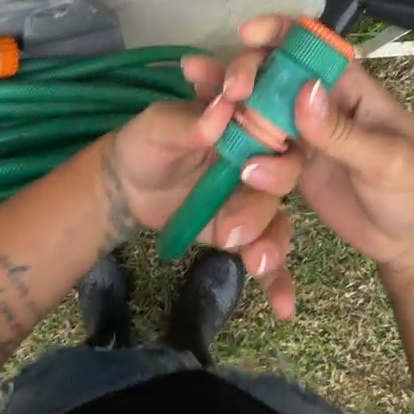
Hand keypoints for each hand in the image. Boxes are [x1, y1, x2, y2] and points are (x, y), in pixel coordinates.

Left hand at [97, 74, 302, 318]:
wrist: (128, 188)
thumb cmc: (147, 143)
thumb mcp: (160, 127)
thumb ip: (190, 121)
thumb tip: (223, 107)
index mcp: (244, 121)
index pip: (276, 120)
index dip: (274, 129)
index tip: (249, 151)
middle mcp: (261, 157)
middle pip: (285, 172)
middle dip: (267, 190)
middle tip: (238, 202)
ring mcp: (255, 197)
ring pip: (278, 217)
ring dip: (272, 241)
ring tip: (256, 261)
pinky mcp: (246, 233)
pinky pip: (270, 255)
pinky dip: (279, 281)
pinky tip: (283, 306)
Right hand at [194, 14, 413, 276]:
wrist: (411, 243)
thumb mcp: (386, 161)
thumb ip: (341, 131)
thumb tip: (303, 90)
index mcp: (349, 87)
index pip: (312, 46)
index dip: (279, 31)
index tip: (247, 33)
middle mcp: (319, 102)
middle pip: (274, 72)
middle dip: (247, 73)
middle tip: (228, 93)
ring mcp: (302, 132)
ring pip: (259, 107)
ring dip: (231, 104)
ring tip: (200, 103)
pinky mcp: (289, 163)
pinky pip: (257, 146)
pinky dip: (235, 141)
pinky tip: (214, 143)